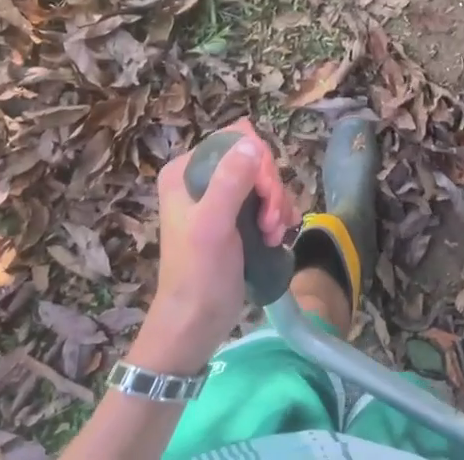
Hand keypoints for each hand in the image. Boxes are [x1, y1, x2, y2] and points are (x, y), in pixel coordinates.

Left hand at [130, 121, 298, 372]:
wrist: (196, 324)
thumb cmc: (198, 275)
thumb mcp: (212, 226)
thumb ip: (230, 182)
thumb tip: (253, 142)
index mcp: (185, 171)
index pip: (236, 139)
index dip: (259, 164)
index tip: (265, 196)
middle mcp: (200, 178)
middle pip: (255, 160)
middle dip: (270, 189)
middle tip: (271, 222)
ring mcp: (219, 197)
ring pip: (265, 180)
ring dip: (277, 205)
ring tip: (274, 234)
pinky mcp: (235, 216)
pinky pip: (268, 198)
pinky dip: (279, 215)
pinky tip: (277, 236)